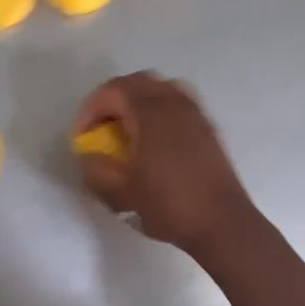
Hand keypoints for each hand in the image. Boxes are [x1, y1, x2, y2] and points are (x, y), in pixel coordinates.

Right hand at [73, 72, 257, 258]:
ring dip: (138, 103)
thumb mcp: (120, 194)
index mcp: (151, 113)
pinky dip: (159, 112)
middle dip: (112, 100)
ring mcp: (195, 113)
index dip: (90, 109)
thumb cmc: (169, 206)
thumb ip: (96, 170)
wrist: (222, 223)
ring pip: (161, 89)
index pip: (113, 90)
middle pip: (137, 82)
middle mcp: (175, 103)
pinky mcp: (208, 128)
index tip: (82, 136)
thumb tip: (89, 155)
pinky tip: (154, 142)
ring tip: (128, 131)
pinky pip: (178, 104)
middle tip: (101, 128)